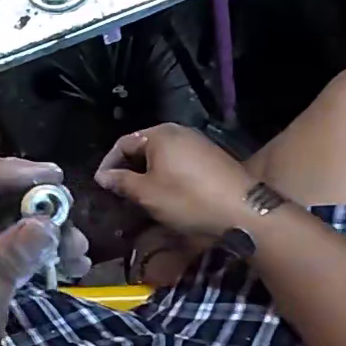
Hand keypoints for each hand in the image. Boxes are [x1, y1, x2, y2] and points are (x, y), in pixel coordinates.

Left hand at [0, 154, 66, 345]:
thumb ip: (5, 260)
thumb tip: (48, 223)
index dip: (10, 171)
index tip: (54, 179)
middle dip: (34, 205)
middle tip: (73, 220)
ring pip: (5, 225)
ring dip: (42, 232)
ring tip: (80, 251)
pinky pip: (9, 254)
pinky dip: (37, 256)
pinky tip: (71, 265)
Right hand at [94, 124, 254, 237]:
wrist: (244, 213)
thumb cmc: (187, 199)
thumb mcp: (146, 193)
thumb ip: (120, 181)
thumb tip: (103, 176)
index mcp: (160, 135)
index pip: (123, 144)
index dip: (108, 165)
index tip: (101, 186)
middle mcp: (180, 133)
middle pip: (143, 149)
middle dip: (127, 171)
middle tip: (117, 194)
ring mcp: (199, 145)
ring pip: (161, 158)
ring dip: (146, 177)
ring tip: (138, 199)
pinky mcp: (212, 160)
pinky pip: (178, 165)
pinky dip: (165, 178)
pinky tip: (163, 197)